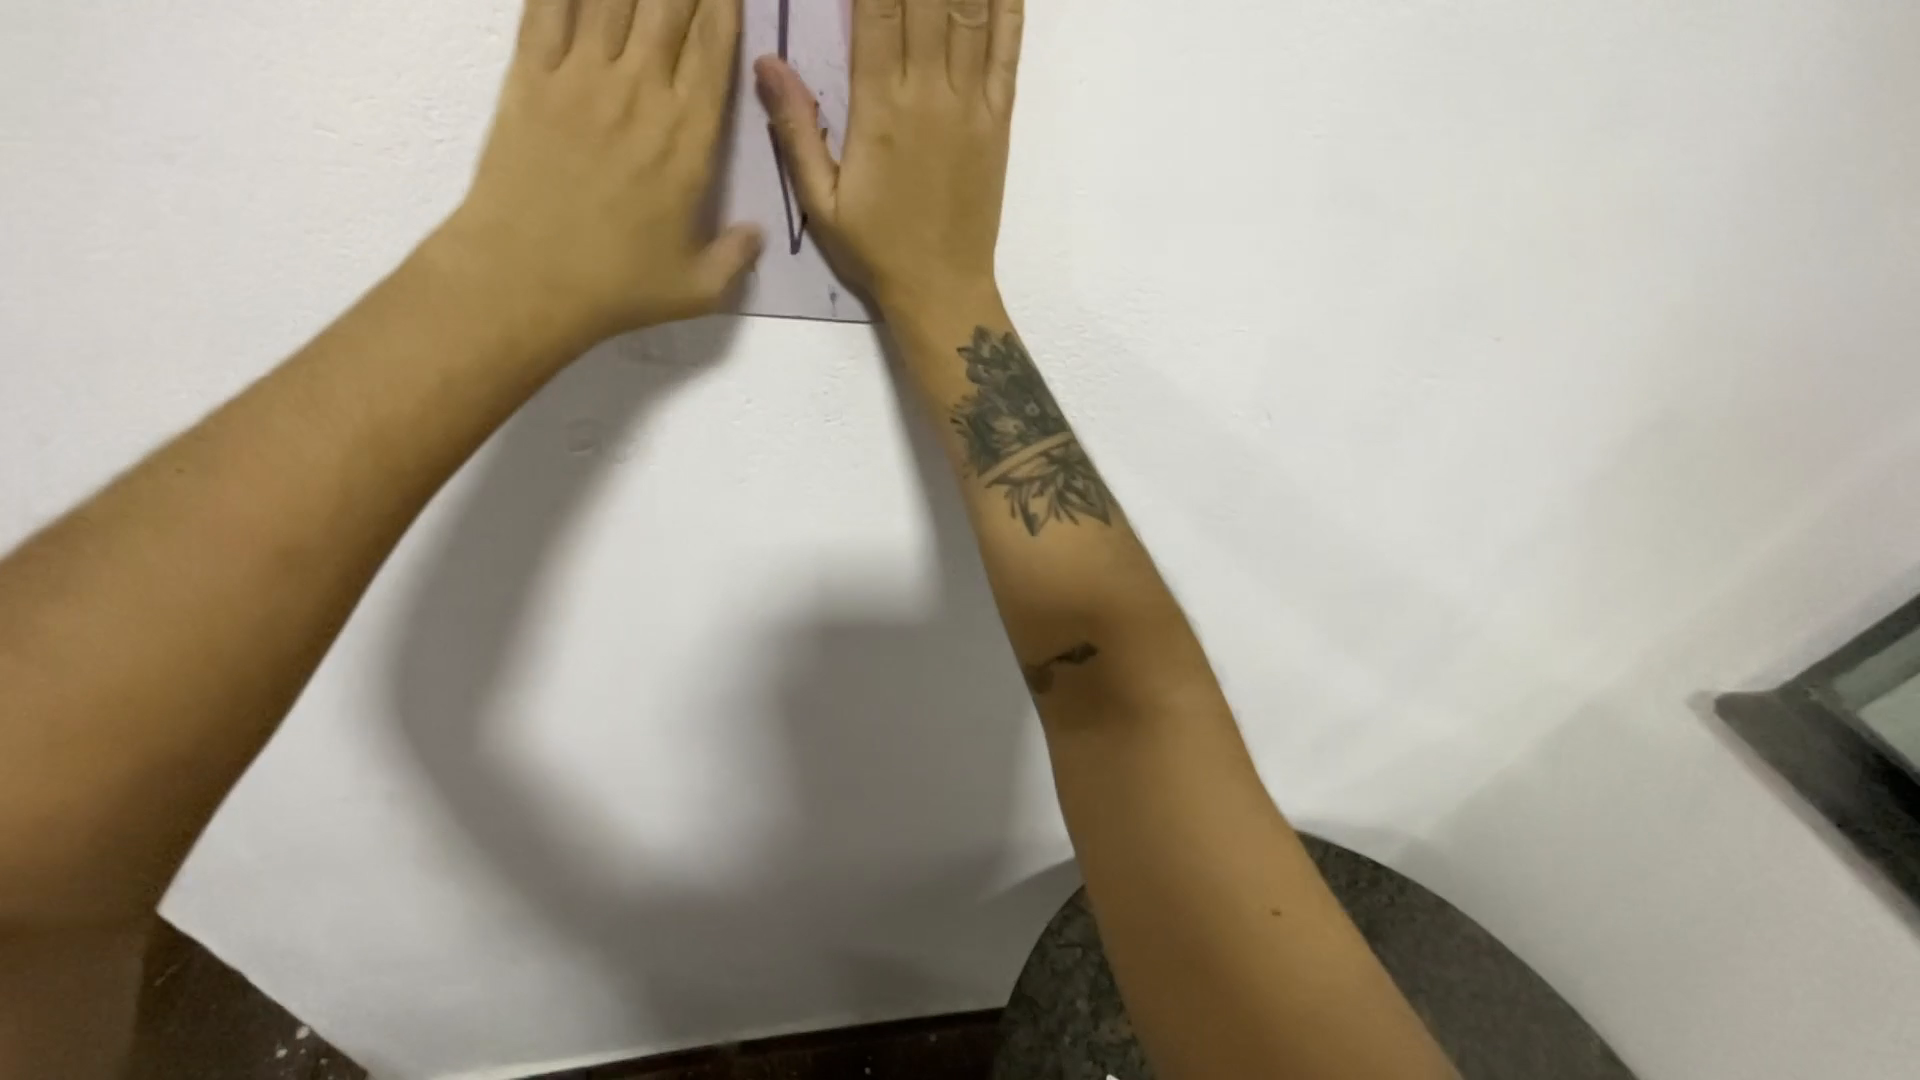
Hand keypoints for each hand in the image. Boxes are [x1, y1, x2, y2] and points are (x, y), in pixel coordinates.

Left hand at [441, 0, 762, 346]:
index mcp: (689, 139)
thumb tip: (757, 234)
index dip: (724, 7)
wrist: (526, 278)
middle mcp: (641, 93)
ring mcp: (581, 78)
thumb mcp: (698, 288)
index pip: (713, 50)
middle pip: (668, 6)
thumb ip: (736, 257)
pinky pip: (549, 3)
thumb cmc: (617, 287)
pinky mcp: (530, 75)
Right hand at [757, 0, 1024, 319]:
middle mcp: (928, 93)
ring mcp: (969, 105)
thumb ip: (796, 131)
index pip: (874, 6)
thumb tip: (765, 62)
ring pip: (969, 9)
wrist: (942, 289)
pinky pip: (1007, 50)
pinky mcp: (997, 122)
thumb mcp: (821, 202)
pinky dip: (1007, 5)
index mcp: (879, 109)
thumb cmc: (877, 251)